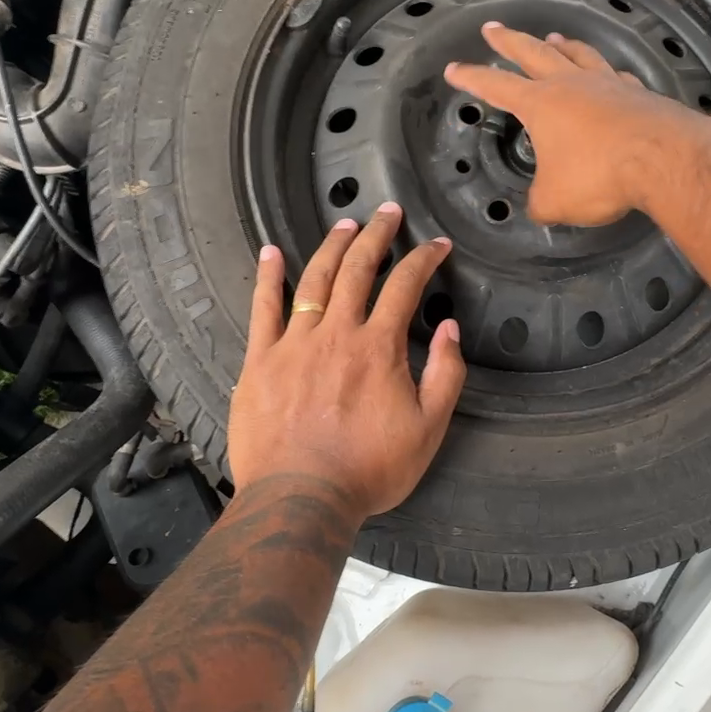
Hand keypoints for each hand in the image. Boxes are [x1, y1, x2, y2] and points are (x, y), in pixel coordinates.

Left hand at [225, 203, 466, 518]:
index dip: (425, 260)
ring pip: (314, 280)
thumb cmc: (368, 469)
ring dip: (332, 247)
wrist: (300, 499)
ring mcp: (294, 344)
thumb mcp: (429, 429)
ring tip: (345, 225)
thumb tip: (450, 329)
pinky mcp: (260, 362)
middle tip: (389, 213)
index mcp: (379, 348)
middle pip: (358, 270)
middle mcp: (337, 334)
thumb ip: (446, 375)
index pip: (406, 287)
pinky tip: (270, 253)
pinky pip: (263, 309)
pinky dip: (267, 277)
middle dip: (378, 236)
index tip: (438, 246)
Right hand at [445, 23, 710, 225]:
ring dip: (563, 46)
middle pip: (534, 53)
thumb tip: (538, 206)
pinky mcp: (640, 95)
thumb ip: (540, 201)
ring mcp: (609, 85)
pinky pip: (617, 76)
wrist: (664, 159)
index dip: (473, 78)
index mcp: (541, 104)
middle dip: (510, 41)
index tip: (454, 69)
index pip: (497, 86)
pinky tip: (611, 75)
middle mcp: (572, 85)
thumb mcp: (555, 200)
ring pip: (579, 55)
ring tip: (554, 37)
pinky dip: (607, 73)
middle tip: (493, 27)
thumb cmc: (599, 176)